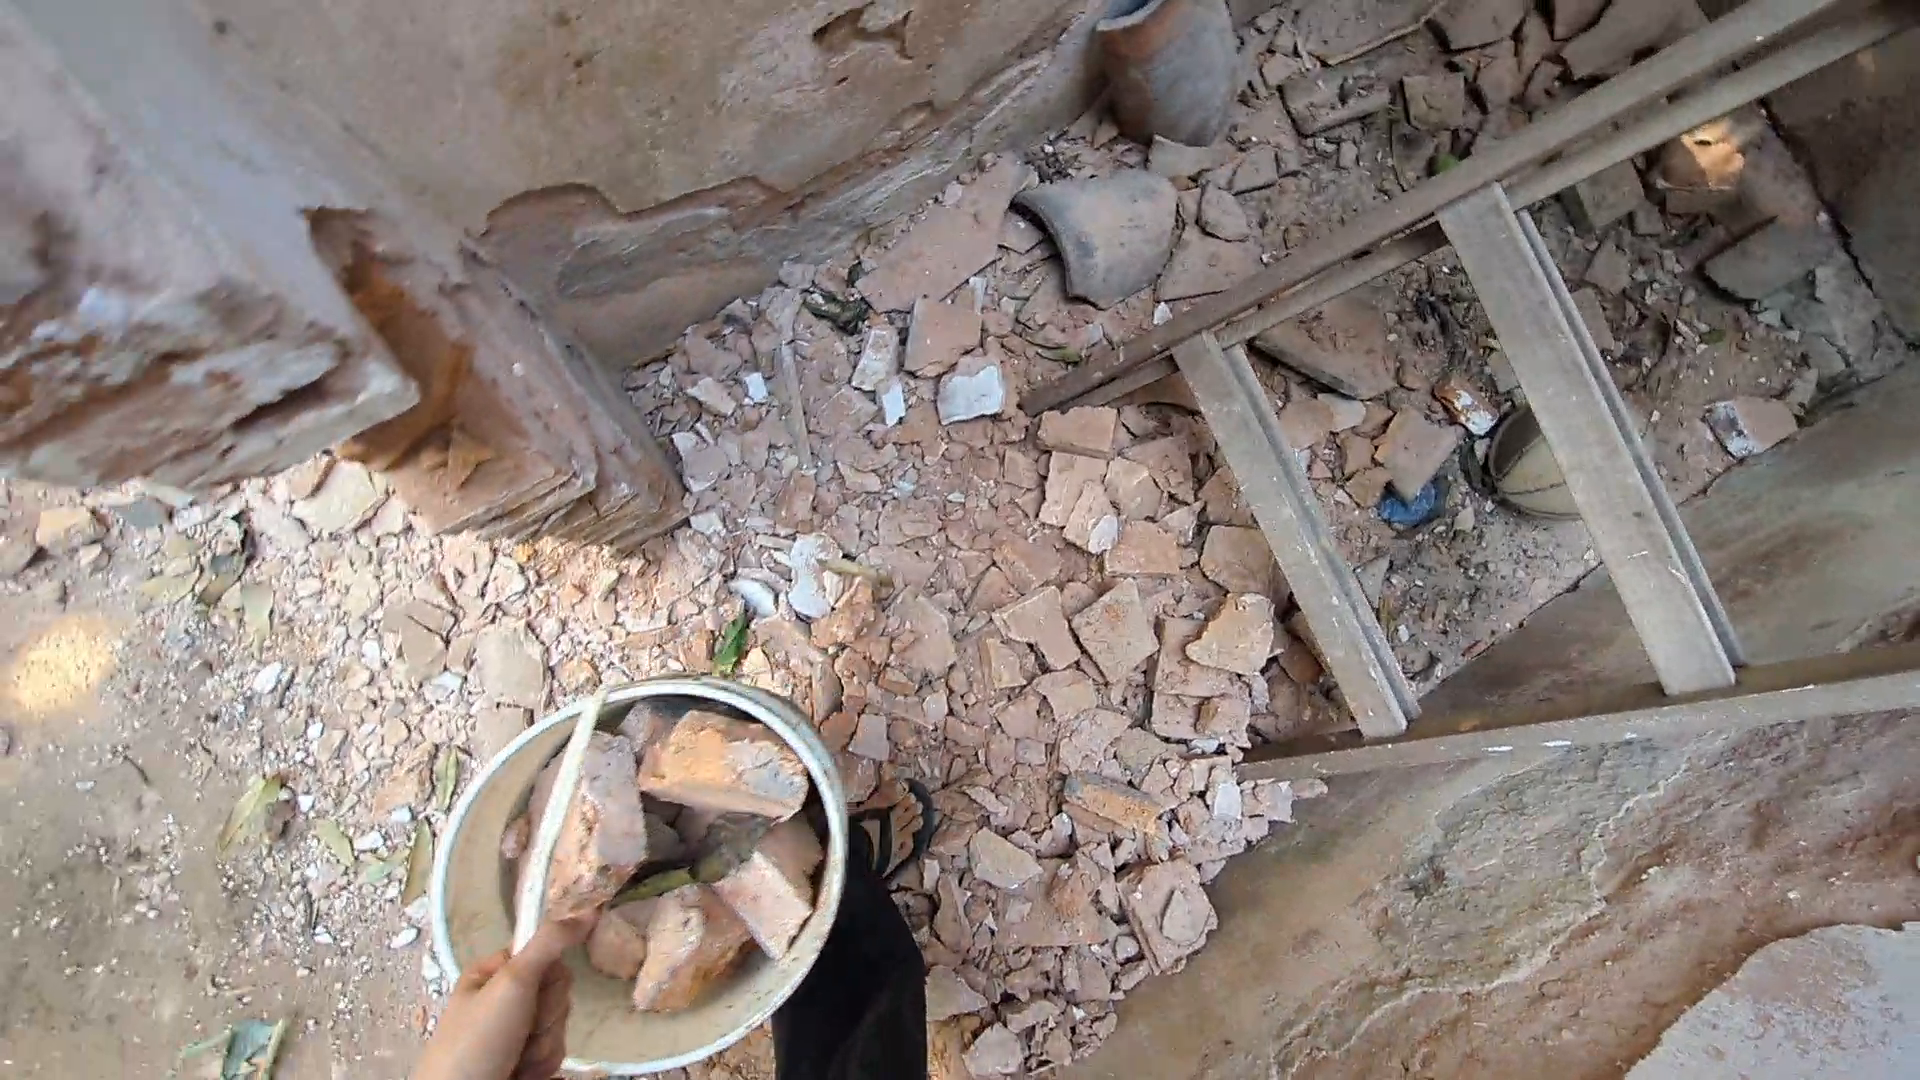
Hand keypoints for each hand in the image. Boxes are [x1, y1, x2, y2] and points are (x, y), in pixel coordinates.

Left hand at [412, 917, 594, 1079]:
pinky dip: (542, 1063)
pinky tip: (522, 1074)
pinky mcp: (523, 1062)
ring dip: (545, 1042)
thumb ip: (550, 942)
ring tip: (518, 1060)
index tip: (536, 988)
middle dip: (548, 1014)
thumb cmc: (477, 1042)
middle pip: (558, 988)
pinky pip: (555, 1050)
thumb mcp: (512, 982)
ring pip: (560, 1021)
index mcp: (493, 973)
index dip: (548, 973)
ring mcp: (514, 1033)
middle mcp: (504, 1000)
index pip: (546, 953)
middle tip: (523, 1029)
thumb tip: (590, 908)